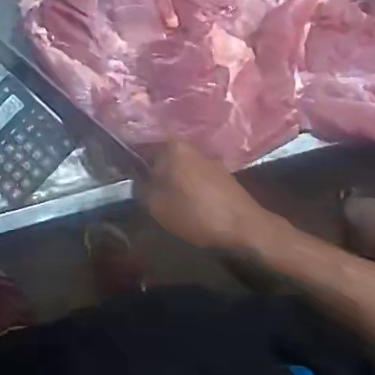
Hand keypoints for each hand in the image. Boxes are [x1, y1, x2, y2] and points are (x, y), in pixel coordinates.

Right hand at [138, 142, 278, 253]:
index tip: (129, 184)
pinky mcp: (223, 175)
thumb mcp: (158, 206)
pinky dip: (190, 190)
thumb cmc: (197, 214)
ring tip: (167, 205)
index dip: (134, 168)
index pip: (144, 150)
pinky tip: (189, 207)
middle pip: (164, 160)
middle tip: (147, 198)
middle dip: (155, 177)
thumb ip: (142, 190)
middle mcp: (193, 147)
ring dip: (173, 184)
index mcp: (174, 147)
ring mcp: (211, 160)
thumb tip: (139, 182)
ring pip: (181, 170)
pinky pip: (196, 179)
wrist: (244, 226)